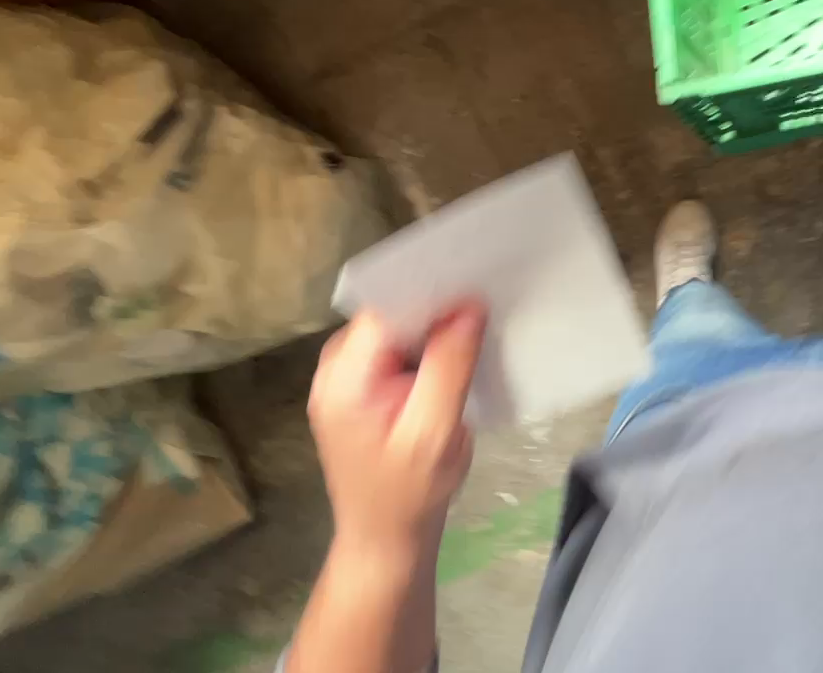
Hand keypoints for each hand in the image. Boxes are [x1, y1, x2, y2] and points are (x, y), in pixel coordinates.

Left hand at [307, 303, 487, 555]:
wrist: (386, 537)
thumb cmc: (410, 492)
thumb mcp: (435, 432)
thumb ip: (450, 366)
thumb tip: (469, 307)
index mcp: (344, 379)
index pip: (387, 309)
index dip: (430, 292)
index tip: (476, 285)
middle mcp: (336, 367)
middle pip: (391, 311)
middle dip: (437, 304)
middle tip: (486, 301)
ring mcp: (349, 375)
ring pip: (399, 324)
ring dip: (437, 322)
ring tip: (478, 321)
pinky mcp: (365, 383)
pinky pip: (401, 343)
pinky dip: (431, 340)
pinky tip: (460, 348)